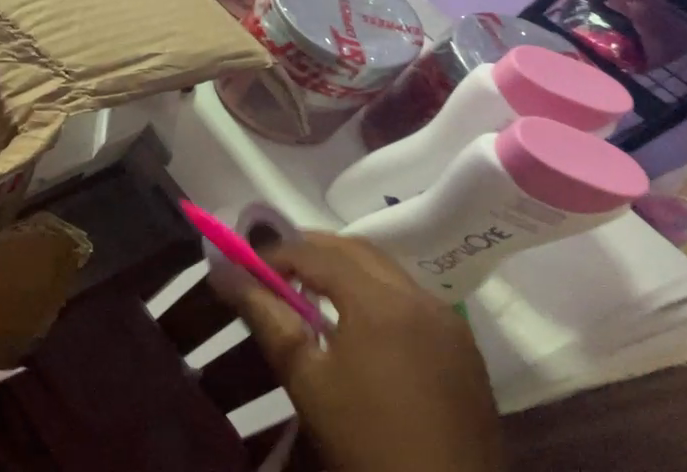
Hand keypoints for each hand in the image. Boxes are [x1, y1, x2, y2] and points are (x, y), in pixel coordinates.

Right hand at [219, 233, 501, 471]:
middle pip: (355, 250)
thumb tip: (222, 271)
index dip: (272, 253)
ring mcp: (451, 325)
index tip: (241, 269)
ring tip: (306, 294)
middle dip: (308, 251)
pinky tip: (353, 324)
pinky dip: (374, 292)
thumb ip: (264, 313)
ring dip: (342, 269)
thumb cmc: (363, 437)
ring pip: (386, 271)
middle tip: (270, 271)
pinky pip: (410, 298)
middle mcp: (422, 300)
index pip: (315, 253)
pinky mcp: (464, 350)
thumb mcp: (303, 375)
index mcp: (381, 303)